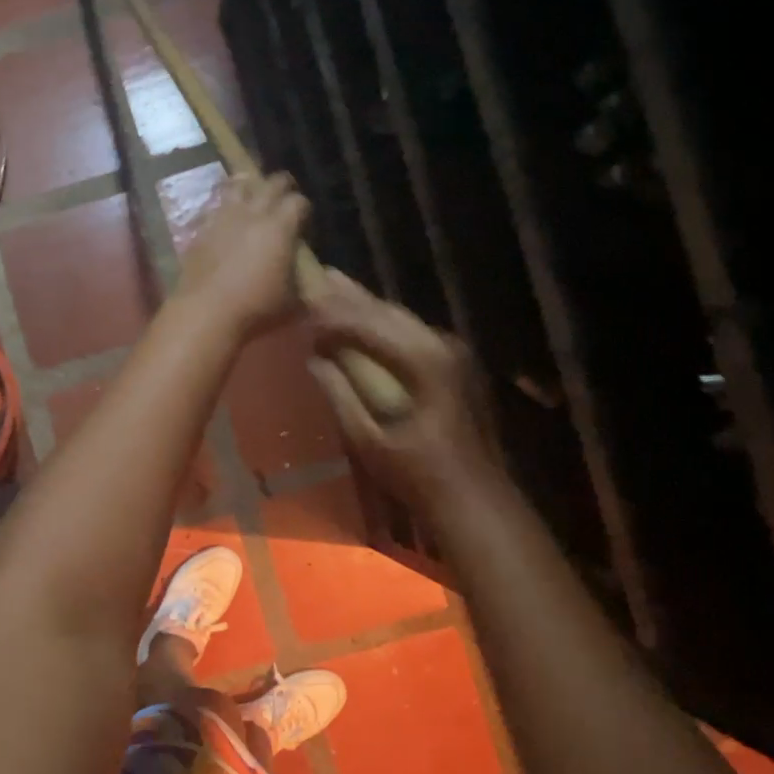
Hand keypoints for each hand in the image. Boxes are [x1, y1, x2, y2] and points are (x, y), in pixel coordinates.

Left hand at [173, 172, 308, 338]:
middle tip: (285, 193)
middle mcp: (252, 214)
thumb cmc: (255, 308)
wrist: (205, 312)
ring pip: (237, 186)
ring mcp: (223, 219)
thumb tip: (304, 277)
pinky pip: (213, 208)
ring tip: (251, 192)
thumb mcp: (291, 301)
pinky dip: (222, 207)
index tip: (304, 220)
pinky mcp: (200, 230)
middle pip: (271, 184)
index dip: (304, 208)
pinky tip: (223, 217)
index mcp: (280, 227)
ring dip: (248, 186)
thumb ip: (301, 282)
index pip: (298, 202)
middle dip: (282, 185)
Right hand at [307, 269, 498, 508]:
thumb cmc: (417, 474)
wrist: (474, 497)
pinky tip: (361, 321)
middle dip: (347, 297)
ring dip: (364, 307)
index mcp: (422, 360)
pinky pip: (409, 332)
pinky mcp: (454, 364)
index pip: (367, 322)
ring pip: (399, 318)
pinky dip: (380, 324)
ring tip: (331, 287)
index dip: (331, 315)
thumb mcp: (368, 440)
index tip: (298, 311)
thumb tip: (315, 359)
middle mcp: (441, 344)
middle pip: (385, 311)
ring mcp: (452, 352)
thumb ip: (340, 394)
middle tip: (313, 275)